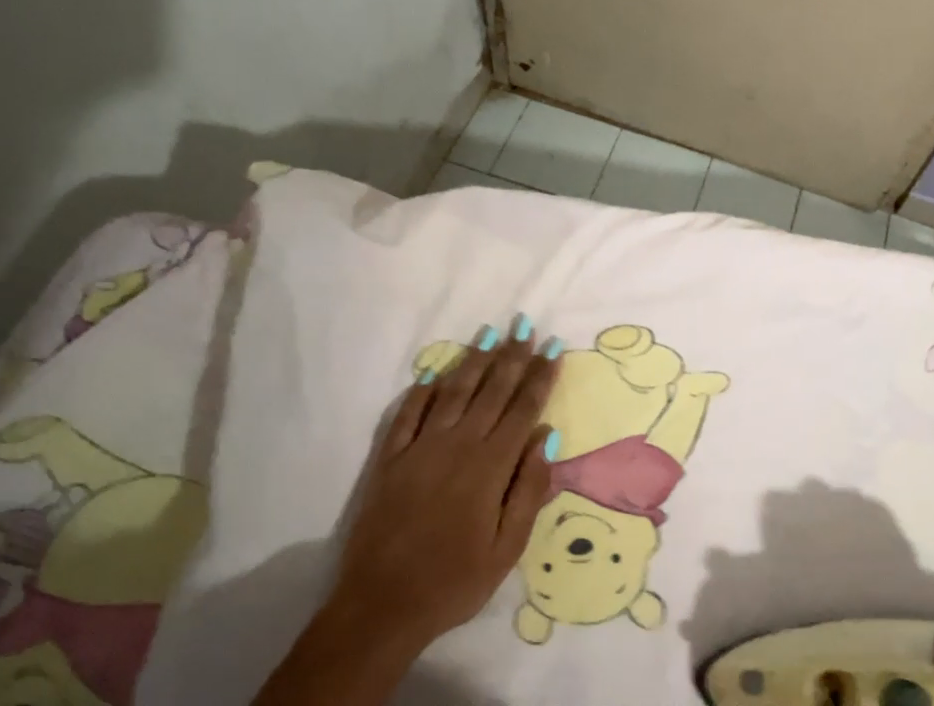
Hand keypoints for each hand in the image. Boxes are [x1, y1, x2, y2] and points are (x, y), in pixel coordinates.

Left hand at [255, 318, 559, 704]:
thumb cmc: (454, 582)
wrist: (379, 608)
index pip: (523, 410)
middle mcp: (457, 447)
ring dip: (473, 362)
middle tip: (526, 326)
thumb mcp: (507, 548)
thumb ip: (528, 490)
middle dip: (512, 357)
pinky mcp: (388, 461)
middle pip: (491, 392)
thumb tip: (546, 438)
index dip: (541, 377)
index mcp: (490, 467)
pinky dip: (421, 392)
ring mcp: (419, 450)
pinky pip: (407, 416)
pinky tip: (434, 375)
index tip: (554, 348)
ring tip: (489, 334)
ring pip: (452, 394)